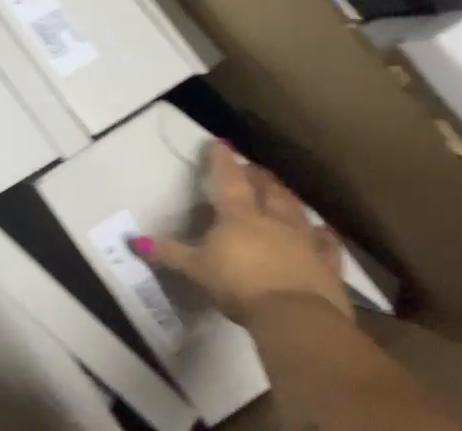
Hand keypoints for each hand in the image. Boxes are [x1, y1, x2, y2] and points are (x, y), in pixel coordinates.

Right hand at [135, 141, 351, 323]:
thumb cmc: (239, 285)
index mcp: (239, 216)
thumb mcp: (195, 269)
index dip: (223, 161)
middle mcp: (273, 221)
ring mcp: (305, 242)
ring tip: (282, 193)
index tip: (221, 143)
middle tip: (253, 169)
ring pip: (297, 211)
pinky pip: (328, 245)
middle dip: (259, 177)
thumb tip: (133, 241)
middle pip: (268, 191)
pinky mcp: (328, 266)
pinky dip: (324, 236)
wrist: (296, 318)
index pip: (229, 180)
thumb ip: (168, 253)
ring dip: (288, 199)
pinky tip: (323, 232)